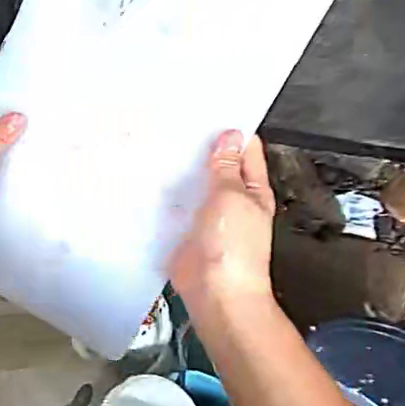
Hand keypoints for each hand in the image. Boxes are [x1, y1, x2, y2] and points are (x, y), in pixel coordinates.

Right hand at [170, 131, 275, 311]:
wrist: (215, 290)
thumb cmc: (234, 248)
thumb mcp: (231, 196)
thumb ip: (226, 167)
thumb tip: (230, 137)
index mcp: (253, 190)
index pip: (246, 152)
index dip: (232, 132)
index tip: (210, 114)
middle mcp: (232, 201)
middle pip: (217, 168)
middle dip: (201, 151)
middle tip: (178, 128)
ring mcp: (208, 218)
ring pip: (194, 187)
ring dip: (181, 174)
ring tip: (161, 149)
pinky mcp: (187, 232)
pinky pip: (177, 210)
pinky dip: (167, 199)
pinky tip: (151, 184)